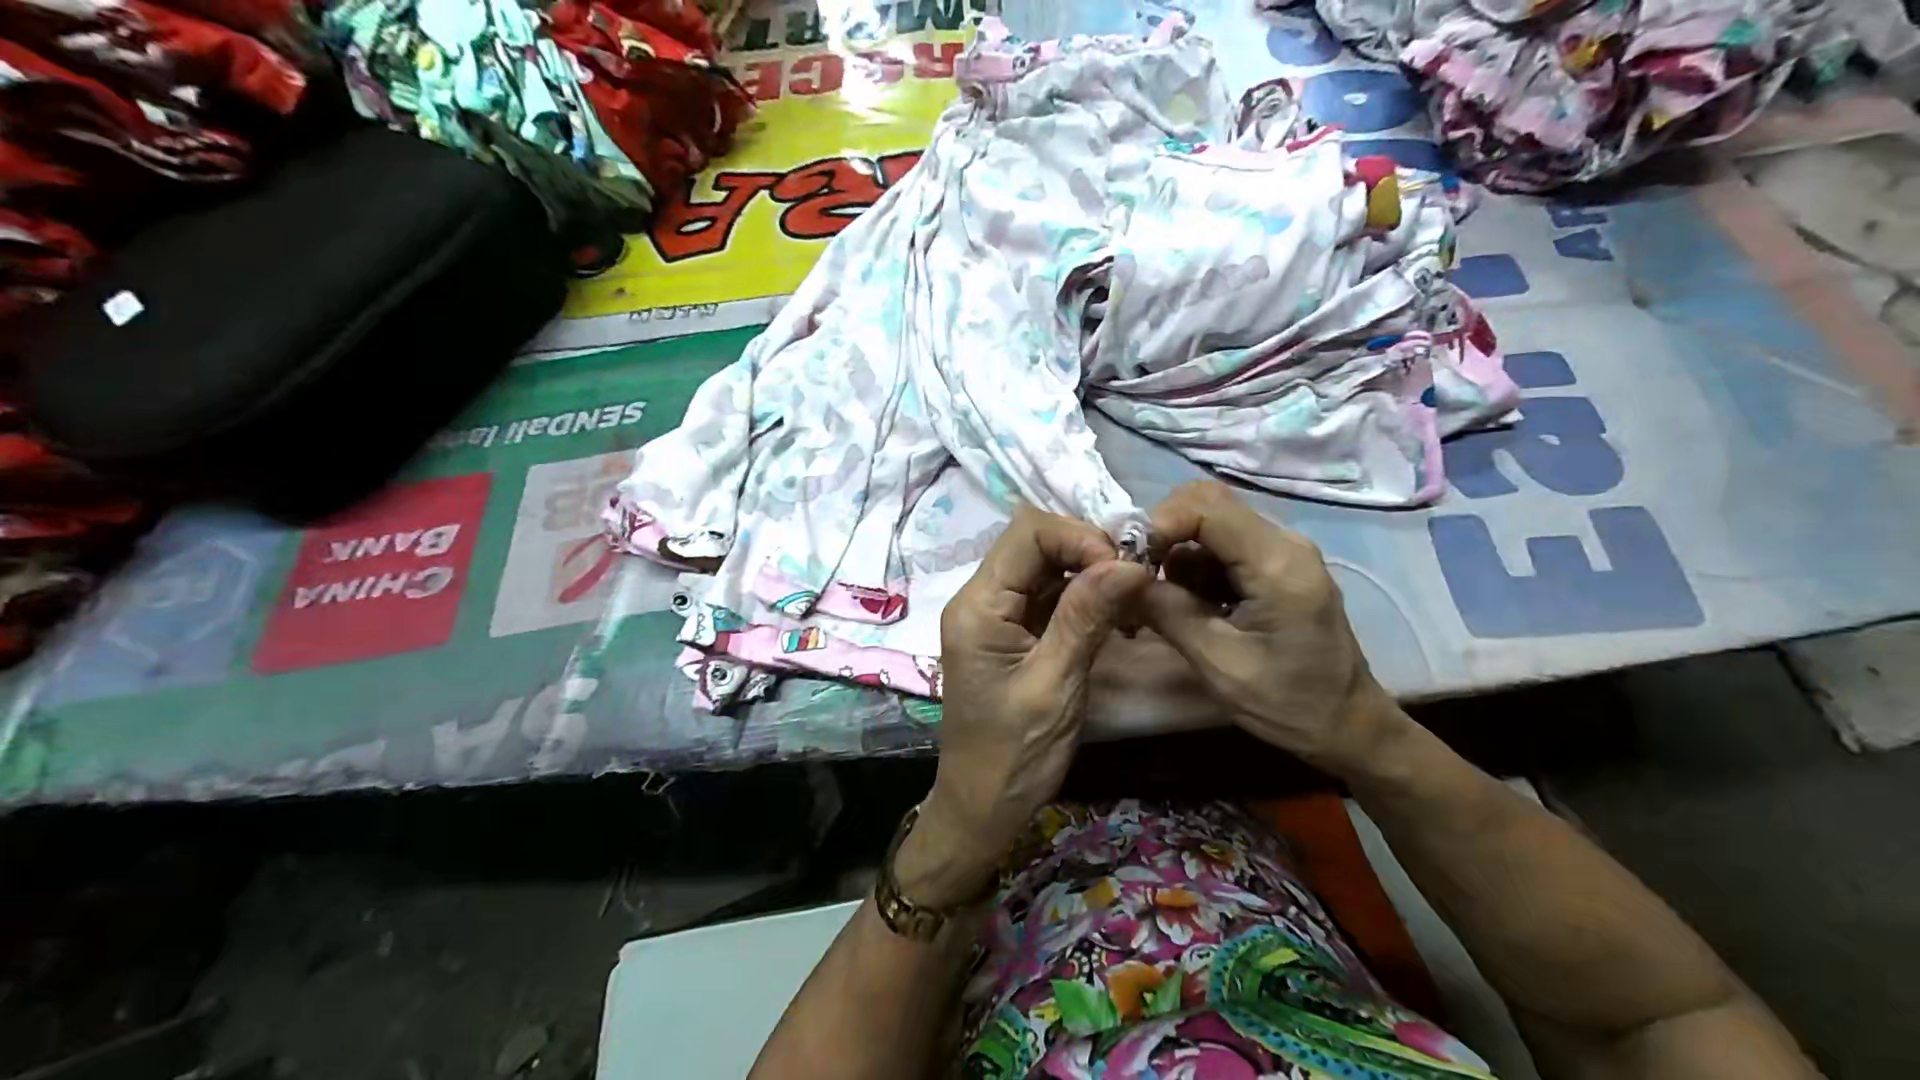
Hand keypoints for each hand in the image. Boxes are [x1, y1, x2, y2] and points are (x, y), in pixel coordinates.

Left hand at [897, 505, 1151, 907]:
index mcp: (978, 606)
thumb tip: (1131, 561)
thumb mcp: (1056, 684)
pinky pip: (1048, 594)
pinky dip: (1082, 596)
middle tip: (1133, 581)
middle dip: (1087, 550)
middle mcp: (981, 599)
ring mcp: (996, 615)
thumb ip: (1086, 617)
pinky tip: (1113, 614)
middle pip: (1035, 543)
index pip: (1027, 533)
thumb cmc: (1015, 756)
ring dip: (1089, 572)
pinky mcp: (1012, 632)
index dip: (1079, 537)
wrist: (983, 806)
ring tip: (1129, 598)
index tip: (1123, 568)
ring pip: (1045, 565)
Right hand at [1140, 480, 1401, 776]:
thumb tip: (1119, 577)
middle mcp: (1282, 542)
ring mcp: (1279, 551)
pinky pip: (1218, 545)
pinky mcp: (1272, 565)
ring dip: (1172, 552)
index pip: (1206, 506)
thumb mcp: (1218, 663)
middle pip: (1206, 503)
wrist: (1347, 726)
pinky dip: (1189, 565)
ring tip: (1155, 598)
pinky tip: (1182, 603)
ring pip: (1208, 522)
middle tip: (1135, 575)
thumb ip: (1167, 612)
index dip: (1157, 523)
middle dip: (1161, 531)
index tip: (1126, 561)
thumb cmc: (1289, 703)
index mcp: (1278, 562)